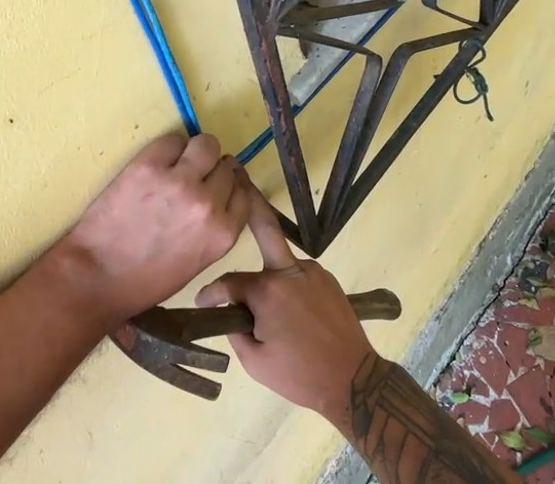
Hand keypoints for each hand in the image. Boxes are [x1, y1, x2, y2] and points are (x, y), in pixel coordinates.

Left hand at [51, 133, 247, 326]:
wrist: (97, 277)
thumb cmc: (146, 280)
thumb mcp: (198, 261)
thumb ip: (215, 228)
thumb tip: (217, 195)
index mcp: (223, 234)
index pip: (243, 192)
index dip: (228, 186)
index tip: (215, 185)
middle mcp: (208, 204)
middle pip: (227, 166)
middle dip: (212, 170)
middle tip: (192, 176)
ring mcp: (179, 181)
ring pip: (206, 144)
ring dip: (196, 151)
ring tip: (179, 163)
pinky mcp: (149, 165)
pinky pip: (172, 140)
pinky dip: (169, 148)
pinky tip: (157, 163)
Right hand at [195, 177, 375, 423]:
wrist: (353, 378)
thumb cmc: (299, 374)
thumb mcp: (255, 361)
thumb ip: (236, 330)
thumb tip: (232, 311)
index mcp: (268, 291)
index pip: (229, 282)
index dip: (211, 293)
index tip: (201, 303)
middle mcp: (290, 271)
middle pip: (266, 228)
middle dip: (251, 201)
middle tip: (238, 175)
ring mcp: (313, 272)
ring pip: (281, 264)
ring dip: (270, 276)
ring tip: (267, 305)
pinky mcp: (328, 279)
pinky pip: (299, 277)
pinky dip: (290, 287)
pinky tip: (291, 312)